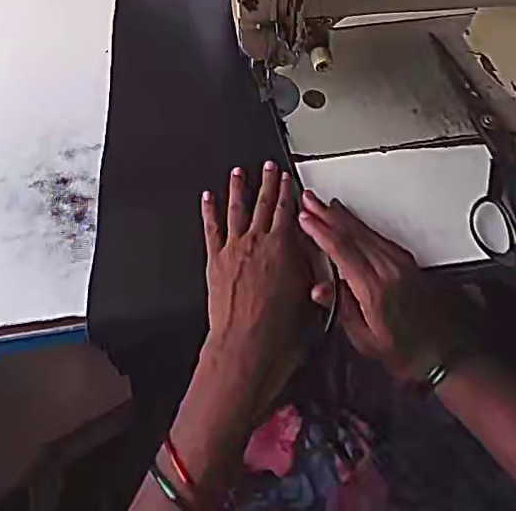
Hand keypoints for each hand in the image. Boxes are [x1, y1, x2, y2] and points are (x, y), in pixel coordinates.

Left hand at [198, 161, 315, 406]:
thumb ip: (306, 269)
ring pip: (236, 209)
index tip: (286, 177)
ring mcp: (233, 248)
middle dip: (266, 182)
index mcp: (282, 247)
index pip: (286, 210)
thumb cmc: (277, 331)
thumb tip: (307, 254)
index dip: (286, 191)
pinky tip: (208, 198)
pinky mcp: (215, 260)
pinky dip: (209, 211)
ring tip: (238, 172)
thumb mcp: (307, 297)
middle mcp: (257, 241)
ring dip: (238, 188)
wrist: (245, 348)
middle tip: (267, 166)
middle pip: (263, 203)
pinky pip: (211, 228)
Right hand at [297, 190, 468, 380]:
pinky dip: (357, 223)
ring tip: (322, 204)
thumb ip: (342, 310)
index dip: (321, 231)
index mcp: (375, 289)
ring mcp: (398, 261)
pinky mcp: (405, 259)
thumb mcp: (365, 340)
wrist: (441, 352)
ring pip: (364, 230)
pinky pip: (376, 234)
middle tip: (308, 200)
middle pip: (352, 233)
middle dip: (326, 214)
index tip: (305, 219)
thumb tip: (319, 289)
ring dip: (340, 215)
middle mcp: (388, 269)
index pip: (342, 250)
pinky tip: (347, 218)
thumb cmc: (405, 351)